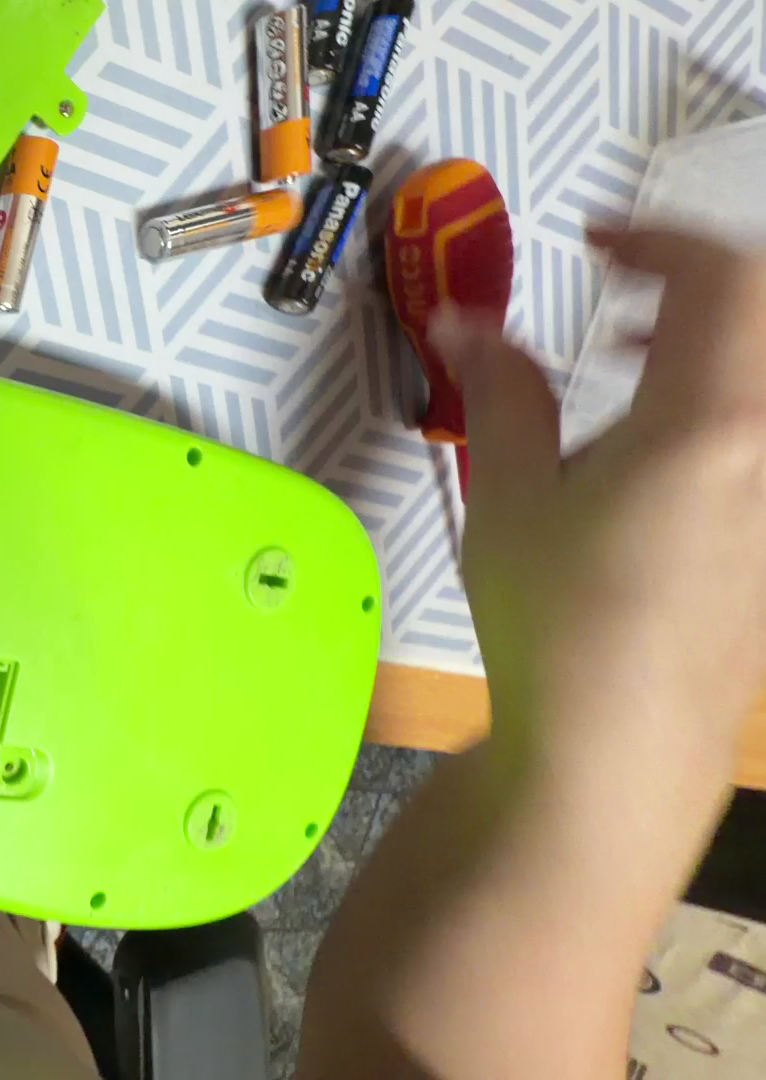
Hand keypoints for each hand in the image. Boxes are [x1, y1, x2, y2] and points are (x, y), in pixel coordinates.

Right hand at [431, 226, 765, 771]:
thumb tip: (465, 319)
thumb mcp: (507, 494)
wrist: (622, 724)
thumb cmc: (549, 605)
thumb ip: (499, 395)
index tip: (589, 243)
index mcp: (711, 421)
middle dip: (699, 282)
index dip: (657, 240)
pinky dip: (731, 397)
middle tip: (611, 294)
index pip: (725, 278)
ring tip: (632, 356)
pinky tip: (665, 437)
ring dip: (716, 340)